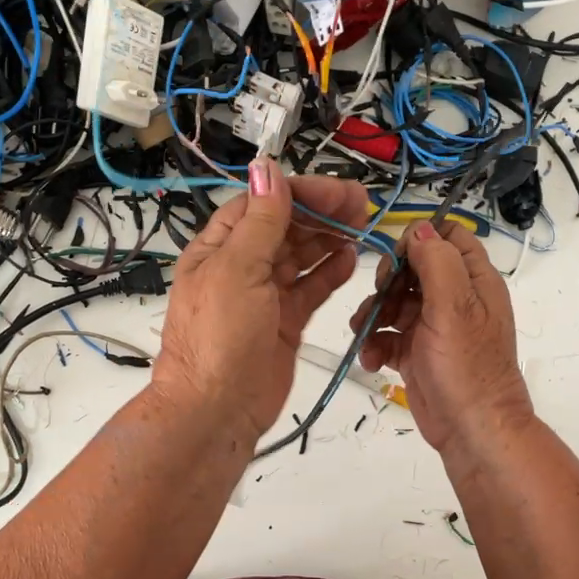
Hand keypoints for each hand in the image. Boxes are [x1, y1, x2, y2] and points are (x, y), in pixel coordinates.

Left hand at [154, 158, 367, 439]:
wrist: (216, 410)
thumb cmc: (218, 340)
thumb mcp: (236, 271)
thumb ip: (260, 222)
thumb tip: (266, 168)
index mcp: (219, 249)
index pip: (261, 204)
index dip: (298, 192)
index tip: (335, 191)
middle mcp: (241, 268)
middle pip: (285, 227)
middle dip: (320, 213)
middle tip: (361, 206)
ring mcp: (264, 297)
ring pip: (301, 256)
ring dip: (329, 239)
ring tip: (362, 228)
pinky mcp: (285, 323)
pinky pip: (310, 290)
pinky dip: (329, 274)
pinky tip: (349, 261)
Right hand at [350, 220, 533, 455]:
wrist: (471, 429)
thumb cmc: (466, 366)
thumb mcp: (454, 306)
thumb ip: (436, 261)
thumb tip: (419, 228)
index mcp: (473, 280)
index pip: (447, 236)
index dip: (419, 240)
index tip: (398, 260)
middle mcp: (454, 299)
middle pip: (412, 269)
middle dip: (388, 281)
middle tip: (382, 298)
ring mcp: (433, 328)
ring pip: (394, 303)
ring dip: (373, 314)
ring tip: (365, 334)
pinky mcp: (415, 355)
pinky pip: (387, 338)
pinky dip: (374, 345)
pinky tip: (371, 360)